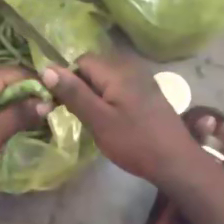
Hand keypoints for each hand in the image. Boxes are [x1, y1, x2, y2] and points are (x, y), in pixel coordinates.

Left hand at [0, 67, 52, 184]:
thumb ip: (20, 114)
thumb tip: (48, 102)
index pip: (19, 72)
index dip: (40, 85)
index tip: (58, 102)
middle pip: (9, 80)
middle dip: (29, 95)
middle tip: (48, 114)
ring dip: (15, 104)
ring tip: (33, 121)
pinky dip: (1, 109)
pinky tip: (9, 124)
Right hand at [40, 55, 199, 183]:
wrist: (177, 163)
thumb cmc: (134, 142)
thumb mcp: (98, 119)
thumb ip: (73, 93)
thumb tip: (47, 69)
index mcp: (117, 71)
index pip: (80, 61)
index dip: (67, 79)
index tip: (62, 103)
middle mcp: (131, 69)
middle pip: (94, 68)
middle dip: (80, 86)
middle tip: (78, 114)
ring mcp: (143, 81)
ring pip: (106, 79)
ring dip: (94, 94)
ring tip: (93, 119)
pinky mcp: (149, 94)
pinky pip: (120, 87)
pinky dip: (109, 99)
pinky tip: (112, 120)